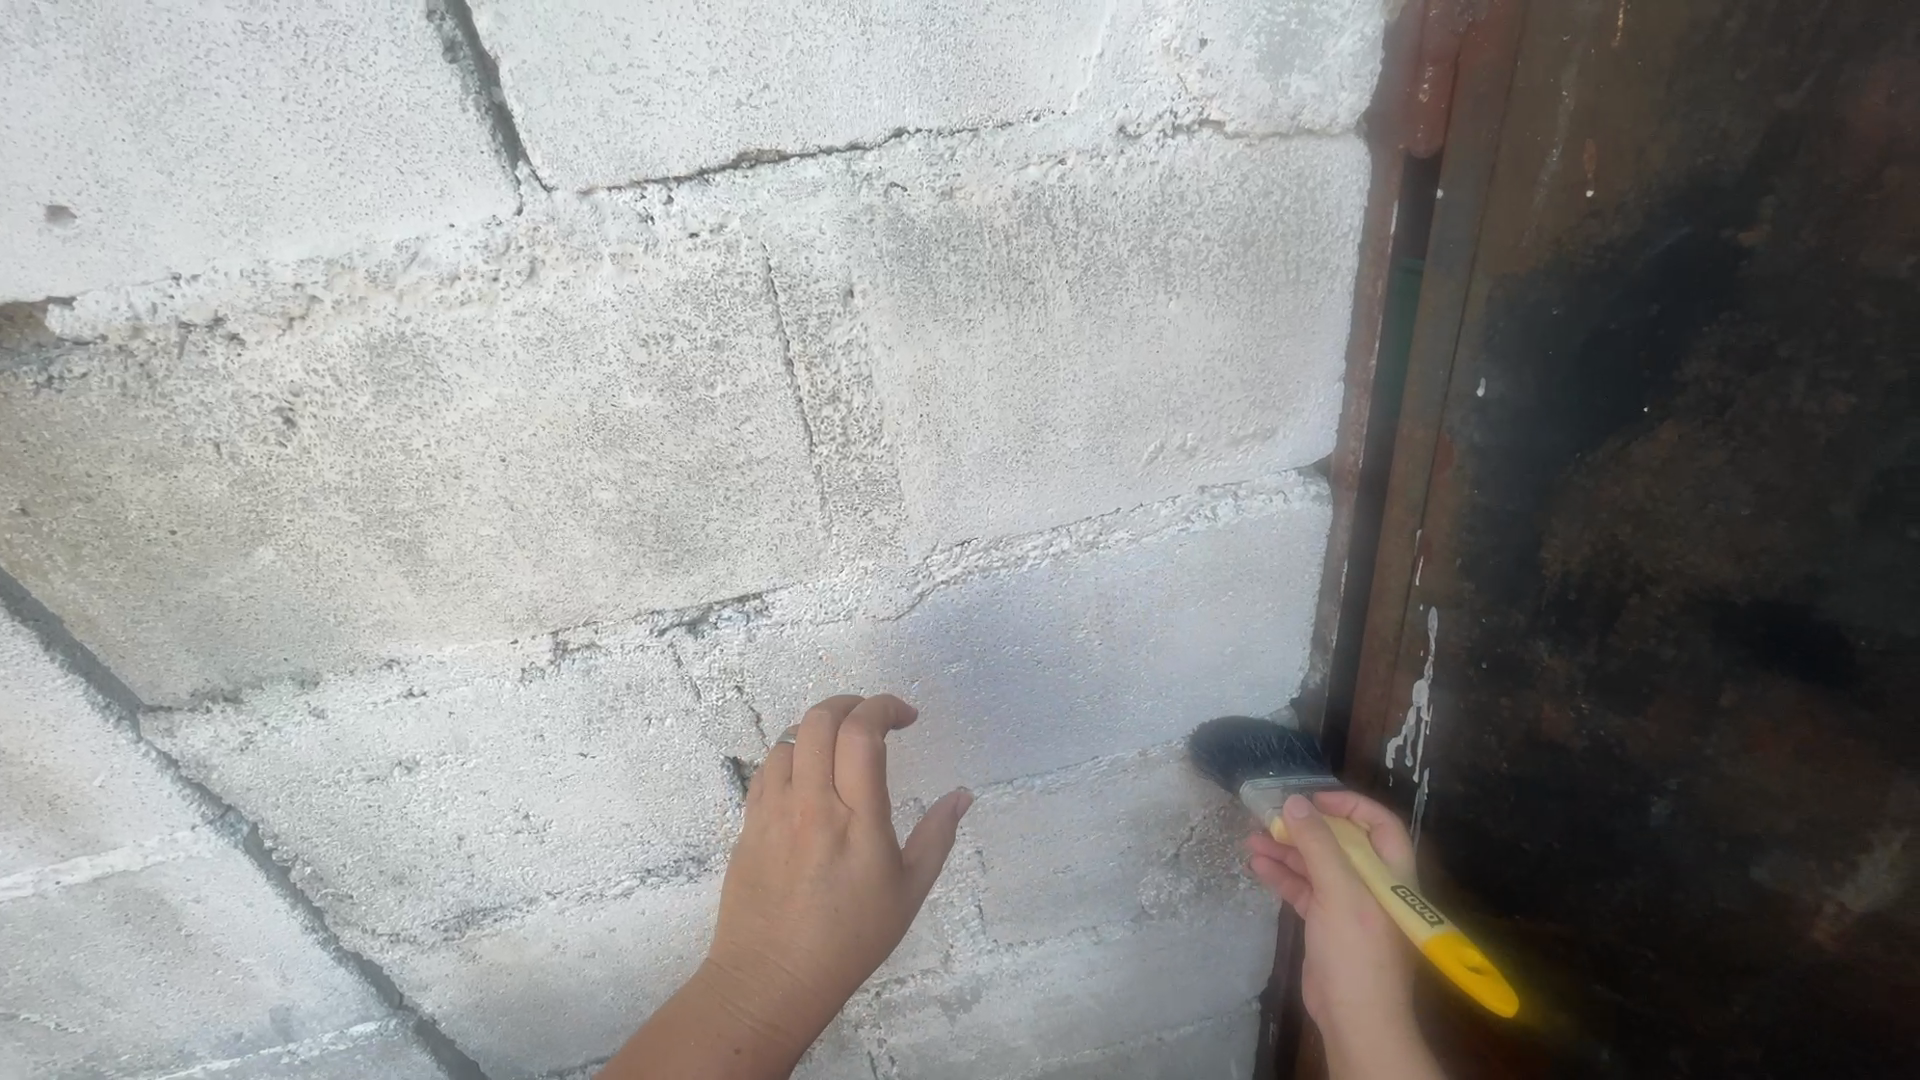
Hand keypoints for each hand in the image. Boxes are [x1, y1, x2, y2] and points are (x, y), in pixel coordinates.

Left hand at [603, 694, 970, 1078]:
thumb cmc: (848, 940)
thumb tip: (963, 795)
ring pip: (791, 737)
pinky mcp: (749, 821)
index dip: (886, 706)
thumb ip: (938, 836)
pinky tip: (809, 777)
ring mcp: (773, 809)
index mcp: (856, 818)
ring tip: (842, 749)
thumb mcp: (908, 893)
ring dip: (822, 729)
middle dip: (853, 703)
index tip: (908, 717)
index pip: (862, 731)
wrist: (768, 981)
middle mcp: (811, 802)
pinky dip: (794, 754)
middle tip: (876, 720)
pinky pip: (767, 766)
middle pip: (821, 719)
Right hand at [1245, 792, 1443, 1079]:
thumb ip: (1317, 844)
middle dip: (1305, 827)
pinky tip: (1257, 865)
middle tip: (1270, 815)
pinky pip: (1303, 888)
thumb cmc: (1358, 951)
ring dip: (1285, 849)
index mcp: (1390, 874)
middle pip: (1340, 842)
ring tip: (1252, 838)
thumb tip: (1295, 801)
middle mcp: (1372, 884)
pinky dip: (1281, 875)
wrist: (1356, 1019)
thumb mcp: (1339, 891)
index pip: (1379, 824)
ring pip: (1316, 864)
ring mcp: (1348, 905)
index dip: (1349, 805)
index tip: (1312, 798)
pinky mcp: (1326, 923)